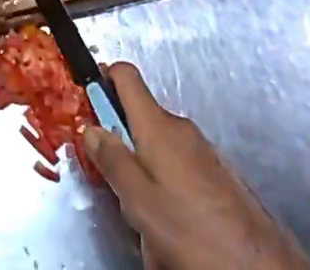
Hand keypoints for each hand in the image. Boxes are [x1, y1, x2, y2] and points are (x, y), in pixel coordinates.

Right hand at [83, 63, 309, 269]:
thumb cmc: (195, 233)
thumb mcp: (139, 201)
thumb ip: (112, 160)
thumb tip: (92, 128)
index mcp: (158, 125)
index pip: (125, 76)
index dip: (103, 80)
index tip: (89, 102)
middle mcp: (182, 129)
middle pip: (138, 122)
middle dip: (123, 151)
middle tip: (118, 190)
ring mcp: (204, 152)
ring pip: (158, 153)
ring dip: (145, 180)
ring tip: (149, 226)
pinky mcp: (220, 177)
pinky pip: (180, 173)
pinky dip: (169, 194)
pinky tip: (174, 233)